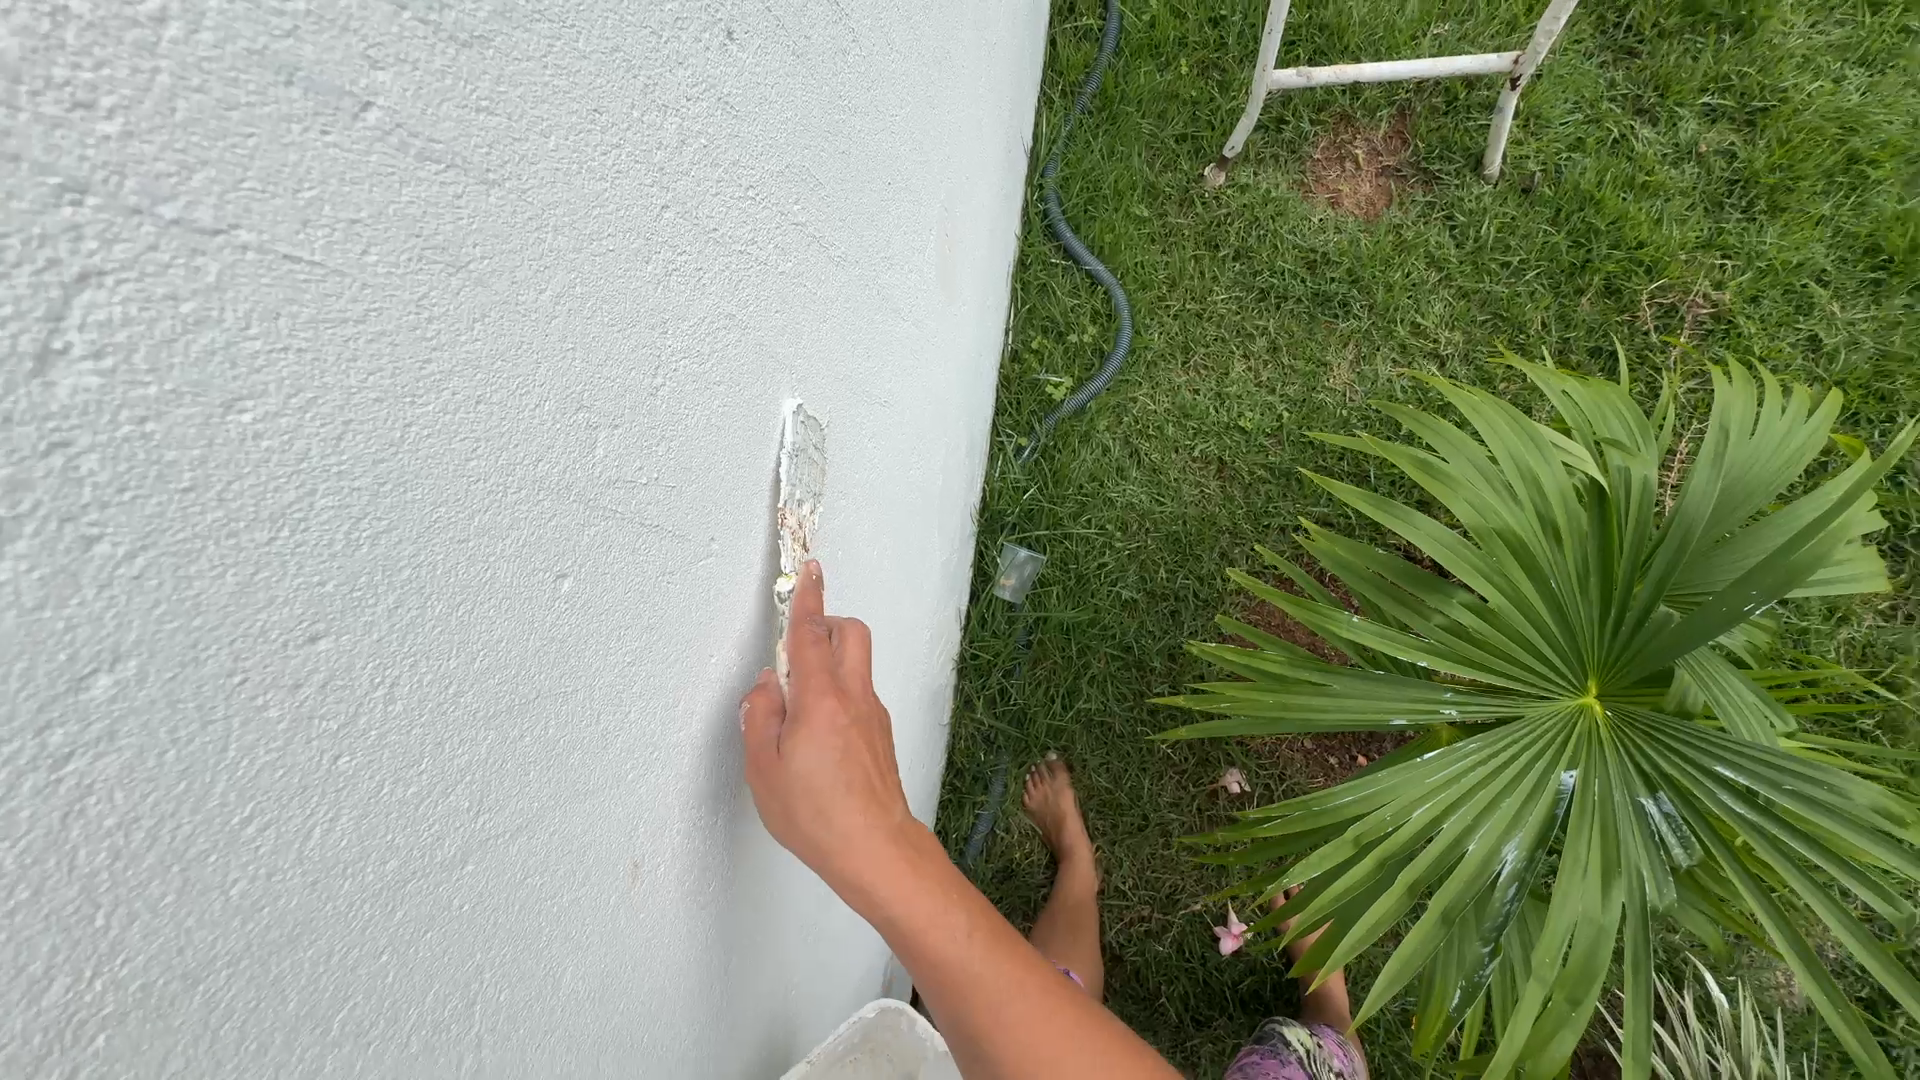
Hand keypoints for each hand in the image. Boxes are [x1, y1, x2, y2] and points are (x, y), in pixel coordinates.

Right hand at [741, 561, 920, 893]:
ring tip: (797, 706)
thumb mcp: (764, 769)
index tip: (811, 568)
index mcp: (821, 699)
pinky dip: (839, 692)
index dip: (809, 597)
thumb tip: (768, 683)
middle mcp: (854, 697)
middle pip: (851, 633)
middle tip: (796, 648)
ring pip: (857, 664)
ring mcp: (873, 714)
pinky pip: (859, 694)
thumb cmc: (816, 814)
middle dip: (826, 623)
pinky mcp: (881, 733)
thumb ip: (760, 715)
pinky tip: (817, 737)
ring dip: (831, 661)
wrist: (876, 848)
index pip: (812, 633)